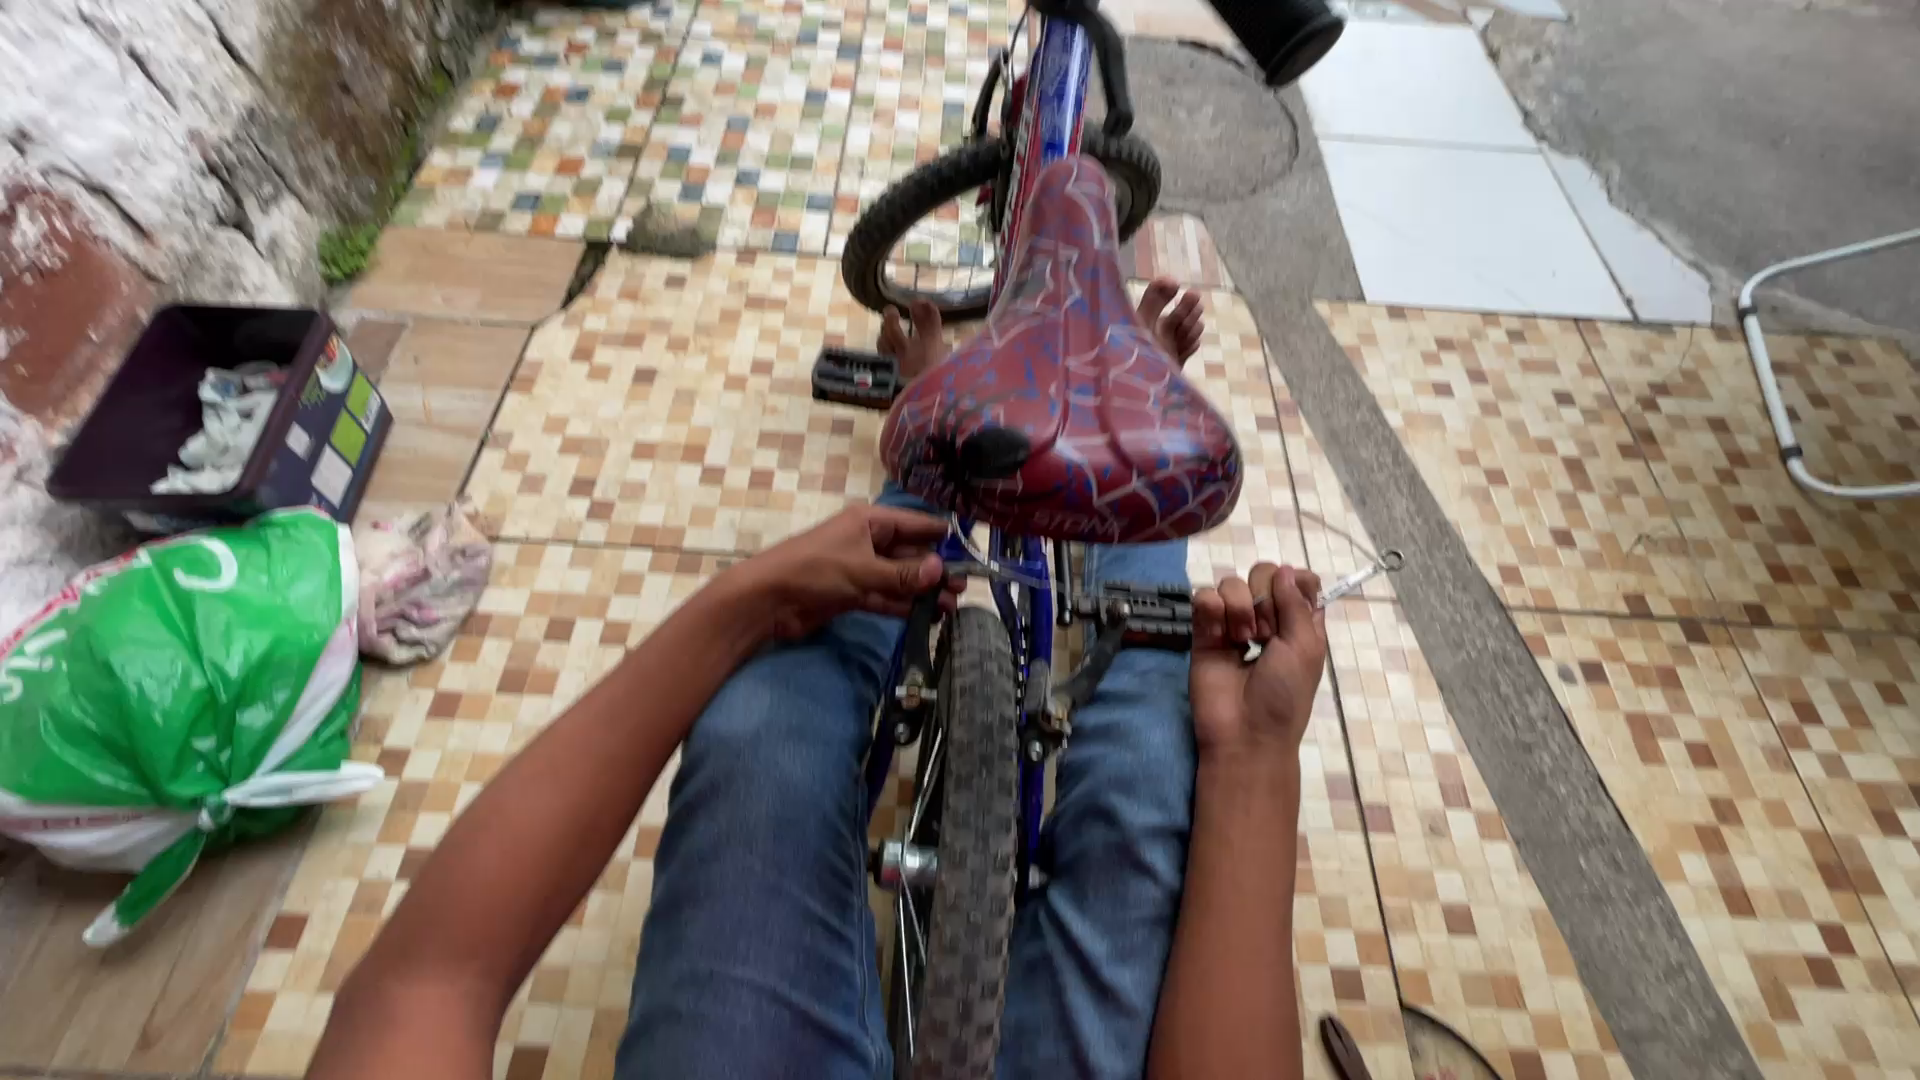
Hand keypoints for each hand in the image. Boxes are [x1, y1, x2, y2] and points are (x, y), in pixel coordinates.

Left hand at [724, 504, 959, 640]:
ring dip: (922, 591)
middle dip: (934, 569)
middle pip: (909, 553)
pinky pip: (886, 596)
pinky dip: (904, 605)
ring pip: (899, 578)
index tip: (968, 546)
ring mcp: (860, 569)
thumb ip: (903, 574)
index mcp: (869, 522)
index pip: (913, 523)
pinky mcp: (853, 594)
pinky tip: (926, 616)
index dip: (940, 534)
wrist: (768, 599)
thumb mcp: (863, 570)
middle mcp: (868, 542)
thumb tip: (940, 570)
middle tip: (963, 587)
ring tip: (951, 606)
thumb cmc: (815, 570)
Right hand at [1188, 564, 1326, 758]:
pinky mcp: (1203, 630)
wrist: (1244, 731)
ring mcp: (1232, 622)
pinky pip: (1204, 597)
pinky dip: (1212, 610)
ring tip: (1242, 641)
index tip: (1292, 602)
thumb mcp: (1306, 648)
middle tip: (1266, 634)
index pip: (1297, 579)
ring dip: (1240, 610)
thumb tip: (1285, 569)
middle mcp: (1266, 617)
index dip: (1294, 582)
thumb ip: (1296, 605)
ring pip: (1232, 583)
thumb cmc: (1284, 694)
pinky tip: (1219, 636)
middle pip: (1263, 574)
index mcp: (1298, 622)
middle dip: (1265, 598)